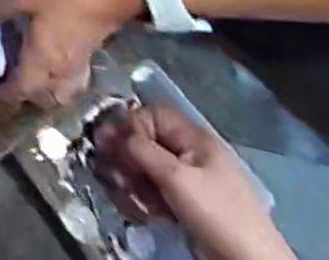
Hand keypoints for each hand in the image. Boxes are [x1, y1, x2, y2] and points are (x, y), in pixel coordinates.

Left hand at [0, 0, 140, 106]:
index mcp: (42, 60)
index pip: (21, 90)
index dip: (3, 94)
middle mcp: (60, 73)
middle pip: (39, 99)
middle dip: (20, 96)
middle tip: (2, 82)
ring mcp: (77, 71)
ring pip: (57, 97)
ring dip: (39, 94)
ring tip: (23, 78)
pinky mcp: (87, 64)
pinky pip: (70, 87)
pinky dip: (56, 87)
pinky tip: (47, 70)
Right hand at [93, 106, 295, 259]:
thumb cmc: (217, 214)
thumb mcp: (176, 177)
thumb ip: (140, 148)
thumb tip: (112, 135)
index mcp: (194, 138)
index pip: (149, 114)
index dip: (129, 126)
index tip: (111, 146)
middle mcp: (191, 154)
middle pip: (145, 141)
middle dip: (127, 158)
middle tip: (116, 175)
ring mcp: (190, 180)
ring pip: (146, 168)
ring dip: (133, 181)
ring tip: (133, 199)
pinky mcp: (187, 204)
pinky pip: (155, 190)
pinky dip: (144, 198)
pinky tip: (143, 212)